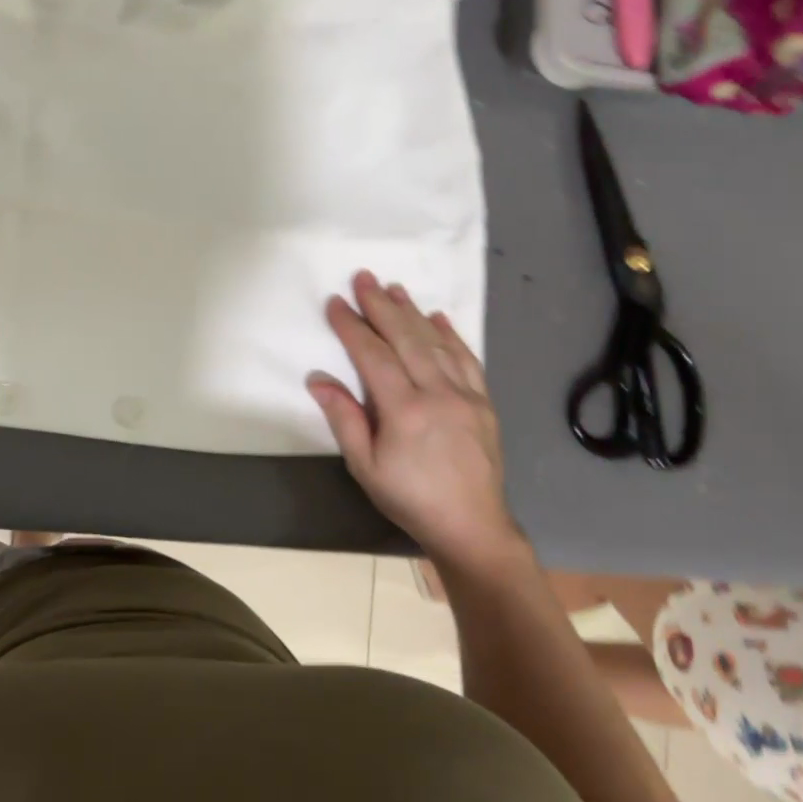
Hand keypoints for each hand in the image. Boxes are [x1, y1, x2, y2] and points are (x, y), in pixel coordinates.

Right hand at [308, 271, 527, 567]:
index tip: (336, 303)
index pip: (374, 356)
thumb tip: (319, 380)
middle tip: (364, 277)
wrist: (471, 525)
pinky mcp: (483, 403)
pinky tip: (439, 318)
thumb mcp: (364, 465)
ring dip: (414, 313)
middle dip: (382, 306)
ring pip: (437, 343)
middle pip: (407, 339)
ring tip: (395, 288)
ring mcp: (466, 395)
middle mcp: (438, 393)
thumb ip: (344, 418)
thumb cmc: (408, 498)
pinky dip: (452, 336)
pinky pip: (467, 360)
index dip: (352, 327)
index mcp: (405, 409)